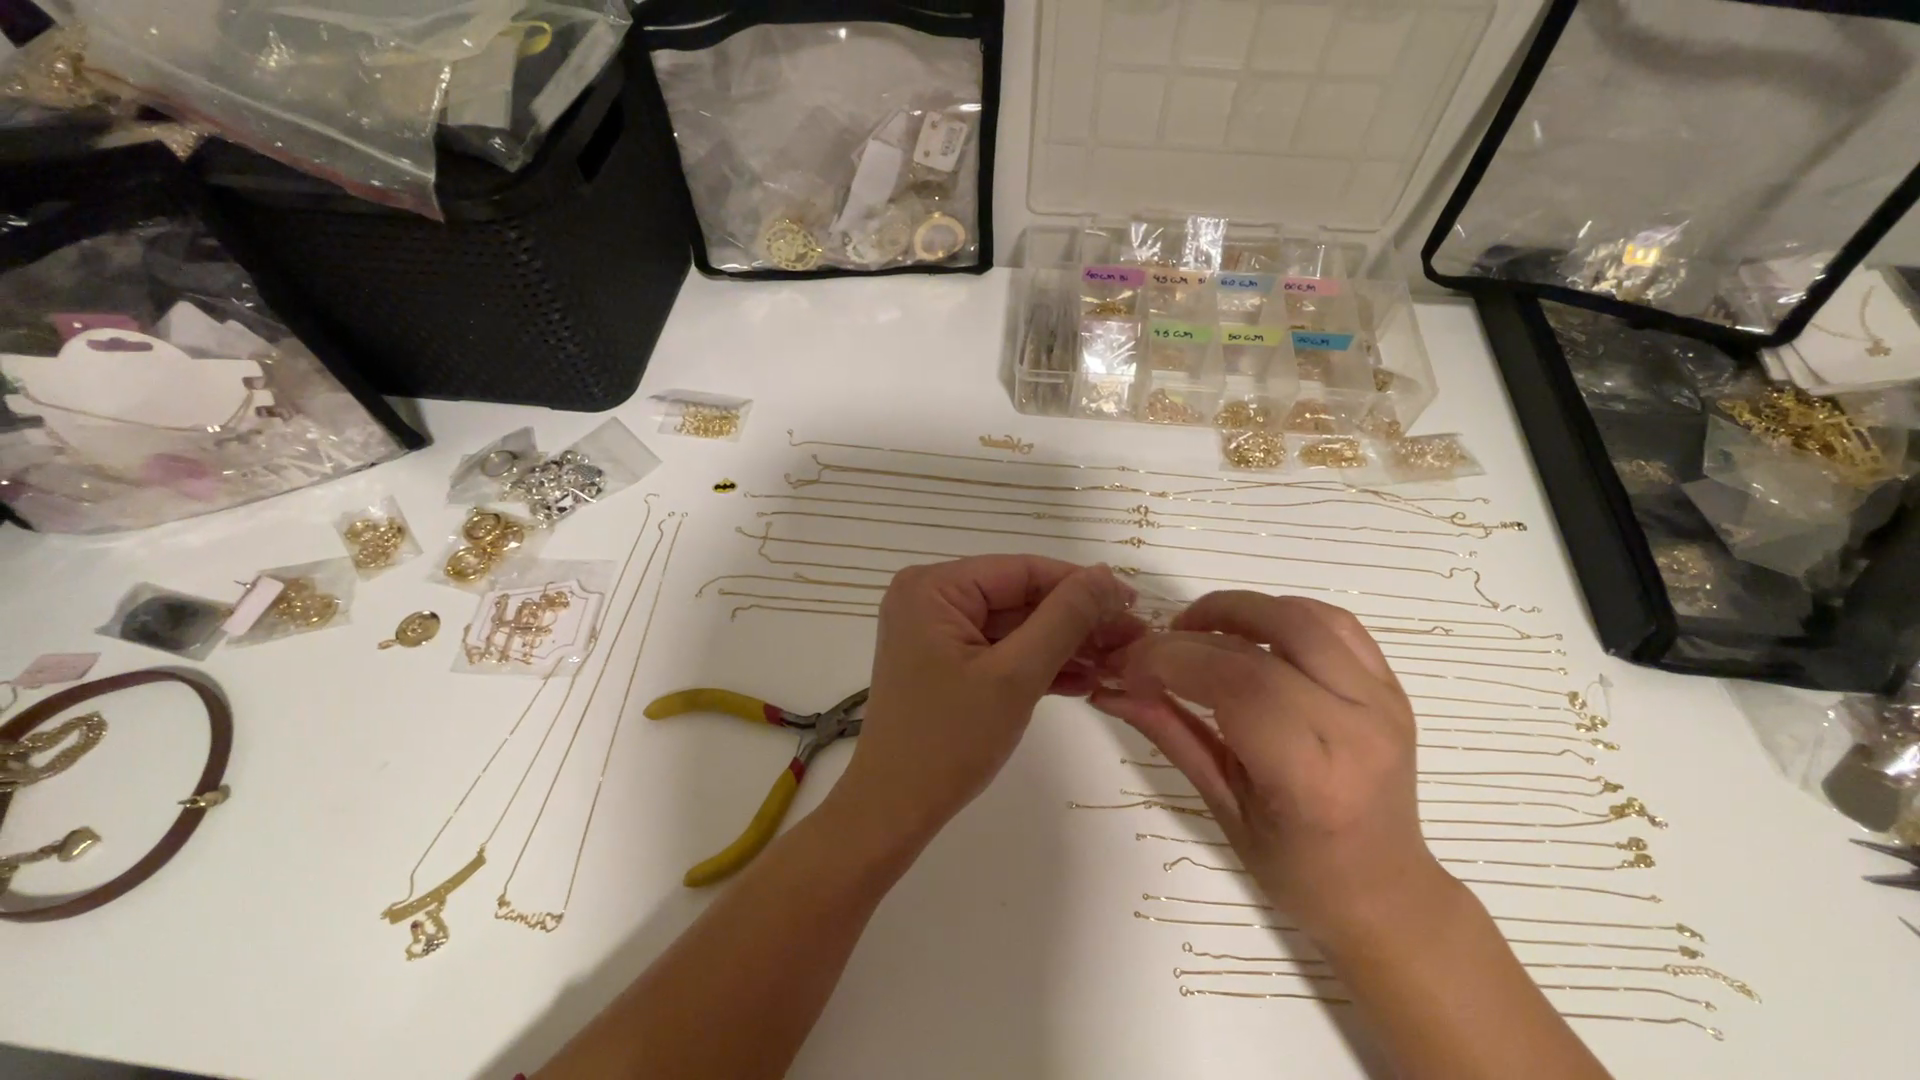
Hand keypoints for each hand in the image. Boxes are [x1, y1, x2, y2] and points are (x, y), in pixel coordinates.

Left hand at [831, 556, 1142, 841]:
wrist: (894, 809)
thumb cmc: (950, 740)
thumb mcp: (1015, 676)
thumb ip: (1064, 619)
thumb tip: (1106, 575)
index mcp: (934, 587)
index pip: (1022, 571)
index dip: (1082, 585)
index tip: (1134, 604)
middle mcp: (930, 598)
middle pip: (1020, 597)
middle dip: (1076, 621)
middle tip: (1133, 639)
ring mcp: (936, 632)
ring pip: (1015, 627)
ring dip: (1064, 646)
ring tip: (1118, 662)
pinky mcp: (945, 663)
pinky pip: (1000, 651)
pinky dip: (1037, 665)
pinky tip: (1085, 679)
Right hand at [1091, 592, 1451, 947]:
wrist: (1382, 888)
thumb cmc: (1296, 868)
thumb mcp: (1222, 807)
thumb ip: (1171, 735)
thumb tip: (1111, 690)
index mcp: (1312, 774)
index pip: (1236, 684)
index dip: (1171, 661)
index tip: (1128, 669)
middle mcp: (1356, 726)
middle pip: (1266, 641)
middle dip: (1193, 633)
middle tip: (1151, 649)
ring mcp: (1382, 701)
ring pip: (1303, 617)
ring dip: (1238, 609)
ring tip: (1195, 630)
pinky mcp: (1391, 687)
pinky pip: (1335, 623)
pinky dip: (1282, 612)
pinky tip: (1249, 634)